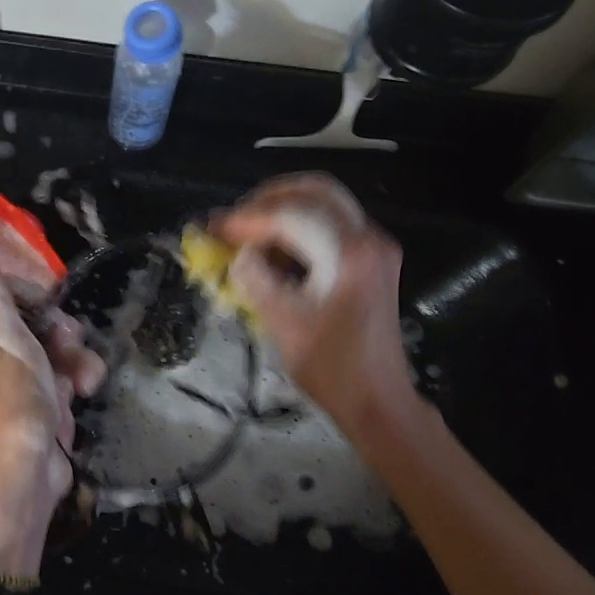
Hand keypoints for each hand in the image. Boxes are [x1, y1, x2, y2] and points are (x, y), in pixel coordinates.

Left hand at [0, 245, 106, 576]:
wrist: (28, 478)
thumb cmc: (13, 406)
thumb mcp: (5, 343)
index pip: (0, 296)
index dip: (28, 293)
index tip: (49, 297)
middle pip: (35, 321)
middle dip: (60, 329)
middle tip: (67, 338)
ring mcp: (23, 380)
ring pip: (57, 348)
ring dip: (75, 357)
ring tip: (83, 377)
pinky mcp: (46, 403)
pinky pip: (67, 375)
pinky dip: (78, 380)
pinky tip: (84, 392)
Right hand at [209, 173, 422, 430]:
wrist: (379, 402)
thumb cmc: (333, 367)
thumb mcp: (283, 321)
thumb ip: (254, 277)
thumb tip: (237, 254)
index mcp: (350, 251)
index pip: (293, 213)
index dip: (249, 217)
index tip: (215, 229)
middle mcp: (368, 238)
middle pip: (314, 192)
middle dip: (268, 200)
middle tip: (234, 220)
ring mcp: (372, 249)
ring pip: (322, 206)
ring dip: (281, 213)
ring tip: (246, 234)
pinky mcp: (368, 263)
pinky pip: (328, 228)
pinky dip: (296, 230)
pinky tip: (271, 251)